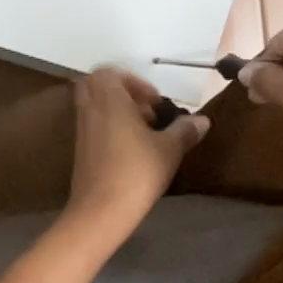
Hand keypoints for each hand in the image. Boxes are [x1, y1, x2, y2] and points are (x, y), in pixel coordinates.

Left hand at [65, 68, 208, 224]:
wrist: (100, 210)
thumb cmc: (136, 172)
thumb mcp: (169, 150)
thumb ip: (185, 131)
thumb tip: (202, 120)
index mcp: (109, 100)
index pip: (108, 72)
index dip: (132, 80)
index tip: (154, 100)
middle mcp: (90, 109)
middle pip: (97, 85)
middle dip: (122, 92)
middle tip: (146, 110)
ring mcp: (82, 129)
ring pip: (95, 106)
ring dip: (117, 111)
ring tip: (143, 131)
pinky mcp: (80, 149)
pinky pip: (93, 124)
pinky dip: (109, 127)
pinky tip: (131, 149)